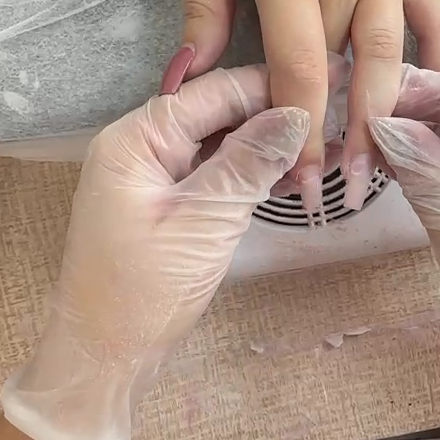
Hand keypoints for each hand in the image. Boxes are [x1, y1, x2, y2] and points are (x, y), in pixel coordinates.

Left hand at [2, 66, 308, 439]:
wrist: (104, 357)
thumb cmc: (145, 291)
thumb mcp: (204, 222)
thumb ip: (250, 163)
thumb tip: (297, 113)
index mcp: (136, 138)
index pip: (215, 92)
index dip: (275, 86)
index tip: (333, 82)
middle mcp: (140, 145)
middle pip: (217, 112)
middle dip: (274, 116)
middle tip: (336, 118)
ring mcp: (152, 175)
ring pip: (218, 142)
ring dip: (266, 146)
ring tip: (322, 147)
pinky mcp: (165, 202)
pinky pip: (211, 171)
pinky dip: (248, 173)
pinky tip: (288, 176)